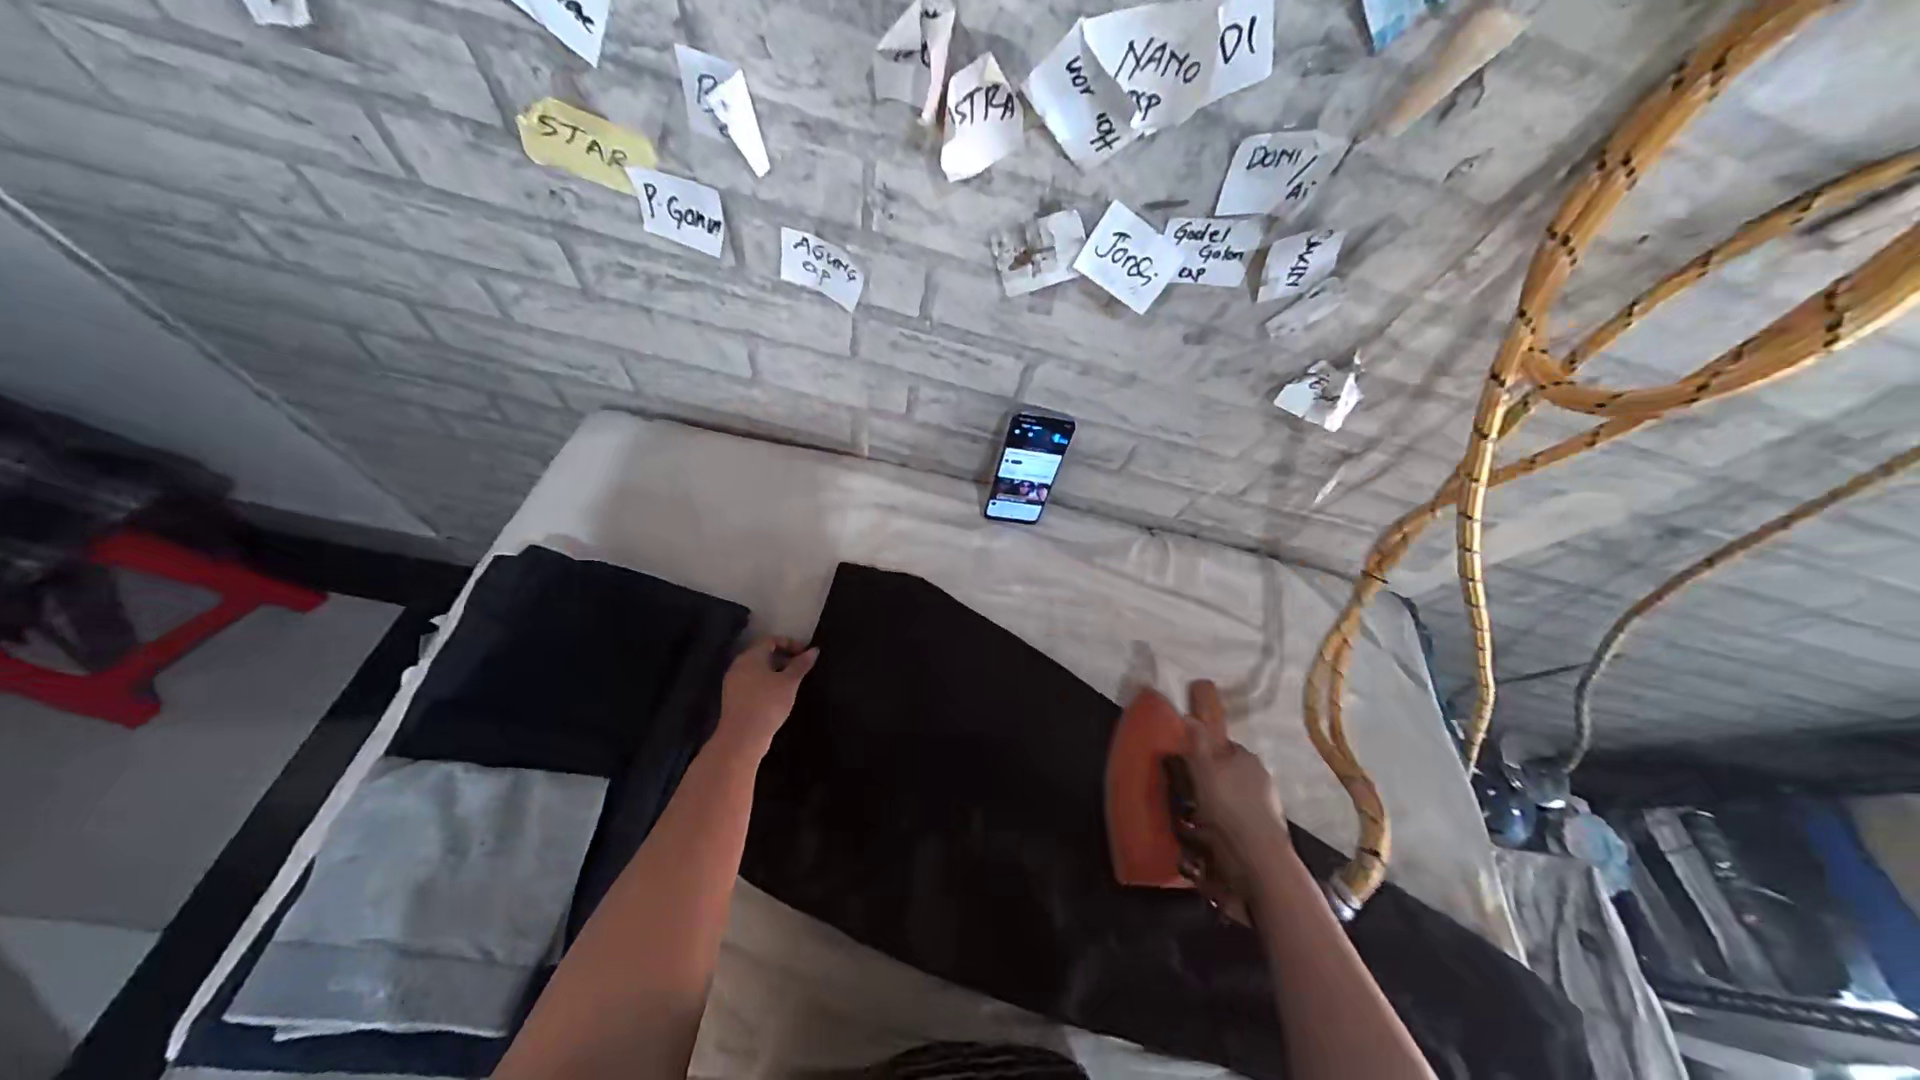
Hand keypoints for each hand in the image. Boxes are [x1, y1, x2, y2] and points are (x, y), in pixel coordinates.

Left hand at [714, 637, 817, 758]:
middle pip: (762, 653)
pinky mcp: (733, 698)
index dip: (790, 643)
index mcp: (750, 656)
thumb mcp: (789, 683)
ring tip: (792, 682)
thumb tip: (813, 650)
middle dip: (783, 657)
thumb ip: (801, 665)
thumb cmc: (768, 704)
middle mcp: (738, 665)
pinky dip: (766, 683)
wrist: (742, 737)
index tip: (805, 653)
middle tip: (801, 667)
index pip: (771, 640)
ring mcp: (733, 682)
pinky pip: (752, 682)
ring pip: (757, 669)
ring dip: (775, 671)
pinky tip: (778, 696)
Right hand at [1177, 681, 1287, 919]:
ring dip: (1218, 805)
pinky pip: (1239, 820)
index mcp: (1247, 758)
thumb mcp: (1204, 770)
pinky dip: (1226, 825)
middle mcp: (1261, 777)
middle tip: (1189, 795)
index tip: (1188, 767)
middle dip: (1212, 781)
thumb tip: (1190, 716)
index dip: (1205, 755)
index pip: (1224, 747)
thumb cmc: (1227, 806)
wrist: (1257, 856)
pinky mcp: (1267, 829)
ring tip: (1196, 821)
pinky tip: (1212, 837)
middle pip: (1230, 772)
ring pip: (1235, 798)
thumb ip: (1197, 742)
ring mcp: (1268, 805)